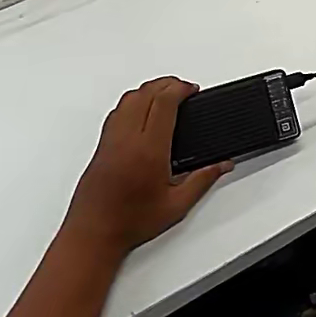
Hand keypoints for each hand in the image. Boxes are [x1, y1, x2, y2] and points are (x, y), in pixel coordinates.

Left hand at [57, 78, 232, 259]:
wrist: (94, 232)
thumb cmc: (128, 221)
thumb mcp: (176, 205)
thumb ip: (202, 180)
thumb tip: (220, 166)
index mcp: (148, 149)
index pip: (164, 102)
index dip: (180, 89)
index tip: (191, 90)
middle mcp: (127, 138)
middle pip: (146, 93)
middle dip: (167, 84)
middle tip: (182, 88)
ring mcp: (111, 139)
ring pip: (128, 99)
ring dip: (148, 90)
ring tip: (164, 94)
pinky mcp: (101, 145)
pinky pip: (117, 112)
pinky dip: (132, 102)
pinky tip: (141, 109)